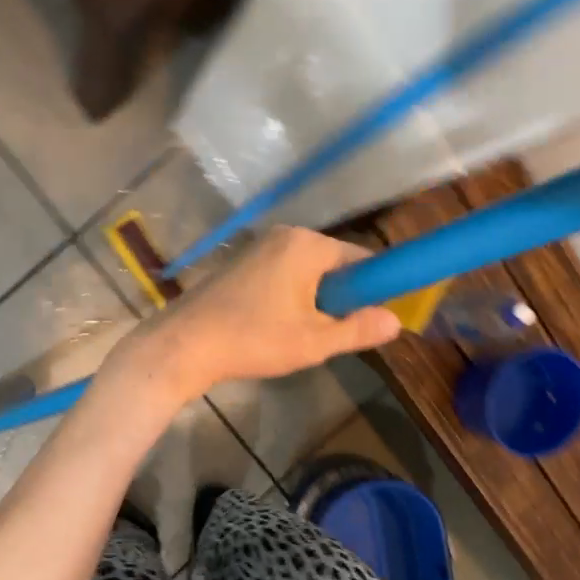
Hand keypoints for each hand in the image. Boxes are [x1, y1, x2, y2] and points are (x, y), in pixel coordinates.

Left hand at [105, 226, 401, 404]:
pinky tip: (274, 328)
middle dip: (340, 298)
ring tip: (299, 336)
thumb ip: (358, 330)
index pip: (361, 259)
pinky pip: (281, 276)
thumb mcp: (313, 343)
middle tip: (329, 336)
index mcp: (307, 245)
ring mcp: (258, 247)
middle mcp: (285, 235)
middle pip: (333, 264)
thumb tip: (396, 322)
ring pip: (305, 273)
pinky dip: (288, 299)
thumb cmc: (252, 340)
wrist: (183, 345)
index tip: (373, 318)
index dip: (374, 289)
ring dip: (313, 302)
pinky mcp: (240, 264)